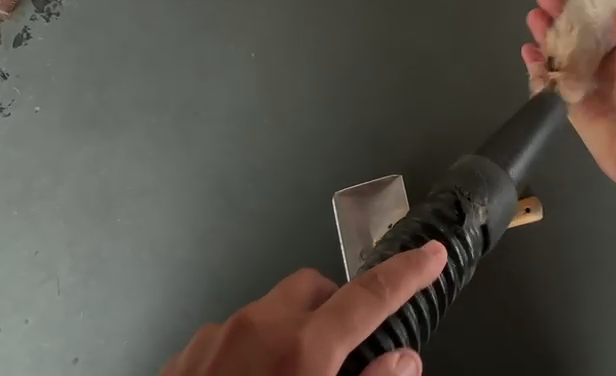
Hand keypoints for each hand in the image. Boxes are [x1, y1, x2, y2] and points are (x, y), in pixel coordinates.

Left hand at [159, 242, 446, 375]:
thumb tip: (403, 360)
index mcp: (302, 349)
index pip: (369, 296)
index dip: (407, 275)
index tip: (431, 255)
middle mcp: (258, 327)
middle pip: (313, 288)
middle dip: (335, 309)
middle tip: (344, 353)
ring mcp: (215, 337)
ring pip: (269, 312)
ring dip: (289, 333)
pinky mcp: (184, 355)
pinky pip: (230, 336)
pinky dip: (249, 353)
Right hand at [522, 0, 615, 208]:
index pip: (605, 23)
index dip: (587, 5)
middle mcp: (609, 67)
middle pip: (579, 35)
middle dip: (561, 16)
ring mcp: (591, 87)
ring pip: (563, 56)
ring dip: (547, 37)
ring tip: (533, 19)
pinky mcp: (576, 109)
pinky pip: (554, 85)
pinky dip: (539, 70)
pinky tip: (528, 53)